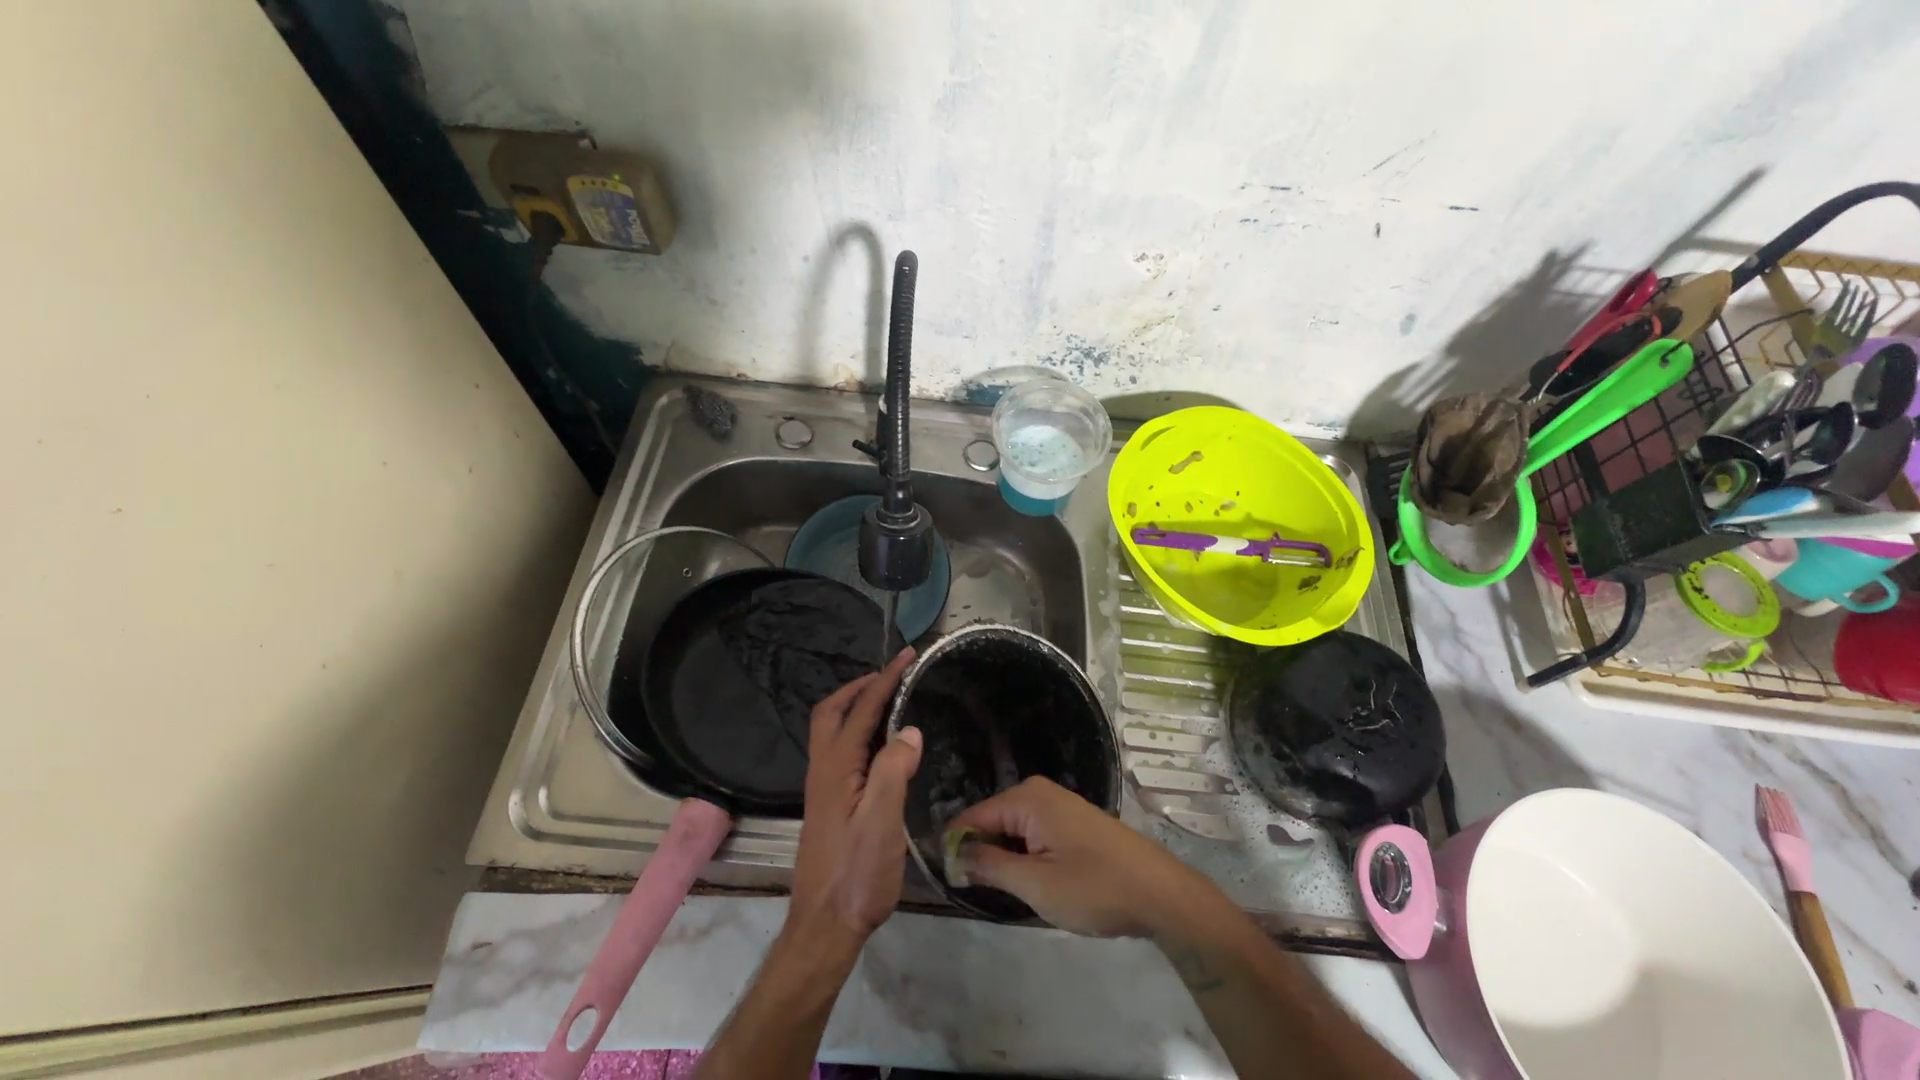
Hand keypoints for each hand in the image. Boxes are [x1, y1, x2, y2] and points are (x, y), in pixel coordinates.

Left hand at [785, 648, 922, 959]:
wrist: (826, 922)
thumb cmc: (857, 874)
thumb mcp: (882, 823)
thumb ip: (894, 772)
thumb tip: (909, 729)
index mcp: (835, 769)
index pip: (859, 711)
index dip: (883, 680)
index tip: (906, 656)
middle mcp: (822, 771)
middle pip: (831, 712)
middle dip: (860, 687)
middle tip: (892, 675)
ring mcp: (823, 789)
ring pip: (832, 732)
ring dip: (857, 707)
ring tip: (890, 700)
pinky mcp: (829, 805)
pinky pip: (841, 751)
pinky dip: (859, 732)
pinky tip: (882, 747)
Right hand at [950, 776, 1216, 938]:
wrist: (1163, 895)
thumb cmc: (1095, 888)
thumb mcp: (1035, 884)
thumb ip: (989, 866)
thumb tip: (953, 854)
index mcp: (1026, 797)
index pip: (971, 818)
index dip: (954, 849)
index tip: (945, 880)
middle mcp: (1040, 791)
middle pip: (991, 821)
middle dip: (981, 854)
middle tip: (977, 893)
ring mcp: (1060, 806)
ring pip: (1013, 831)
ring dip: (1006, 859)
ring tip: (1005, 892)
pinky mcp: (1074, 823)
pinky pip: (1034, 835)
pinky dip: (1027, 857)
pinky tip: (1034, 883)